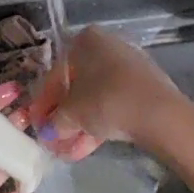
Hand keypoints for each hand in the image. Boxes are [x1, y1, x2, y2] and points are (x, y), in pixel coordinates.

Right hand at [23, 26, 186, 159]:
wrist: (157, 112)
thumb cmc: (104, 100)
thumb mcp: (71, 112)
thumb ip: (55, 120)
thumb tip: (49, 129)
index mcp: (85, 41)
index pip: (55, 73)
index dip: (43, 102)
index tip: (37, 124)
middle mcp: (107, 48)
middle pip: (77, 87)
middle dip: (63, 117)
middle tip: (52, 140)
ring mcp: (128, 69)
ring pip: (95, 100)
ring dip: (79, 127)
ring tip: (66, 151)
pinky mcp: (143, 90)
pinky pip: (113, 107)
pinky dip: (98, 126)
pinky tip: (85, 149)